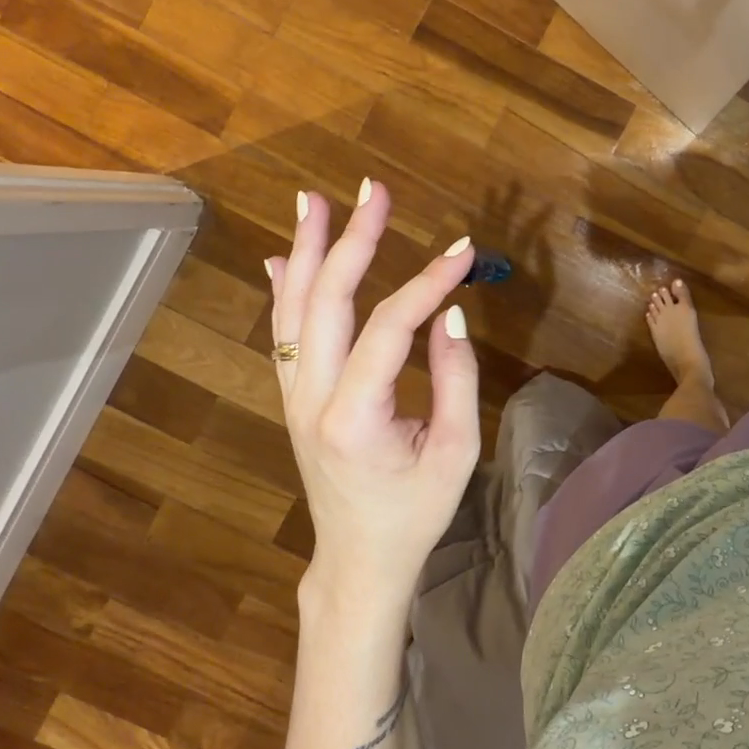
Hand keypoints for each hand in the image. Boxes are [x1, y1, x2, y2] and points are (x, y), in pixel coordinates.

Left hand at [267, 182, 479, 600]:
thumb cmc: (415, 511)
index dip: (428, 282)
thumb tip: (451, 311)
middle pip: (326, 302)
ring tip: (315, 200)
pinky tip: (286, 257)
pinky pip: (285, 335)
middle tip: (374, 190)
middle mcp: (312, 398)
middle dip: (351, 239)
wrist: (360, 558)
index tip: (463, 250)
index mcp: (355, 415)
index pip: (391, 326)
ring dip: (307, 250)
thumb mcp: (456, 451)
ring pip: (294, 310)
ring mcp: (295, 396)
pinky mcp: (295, 398)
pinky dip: (284, 291)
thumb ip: (455, 378)